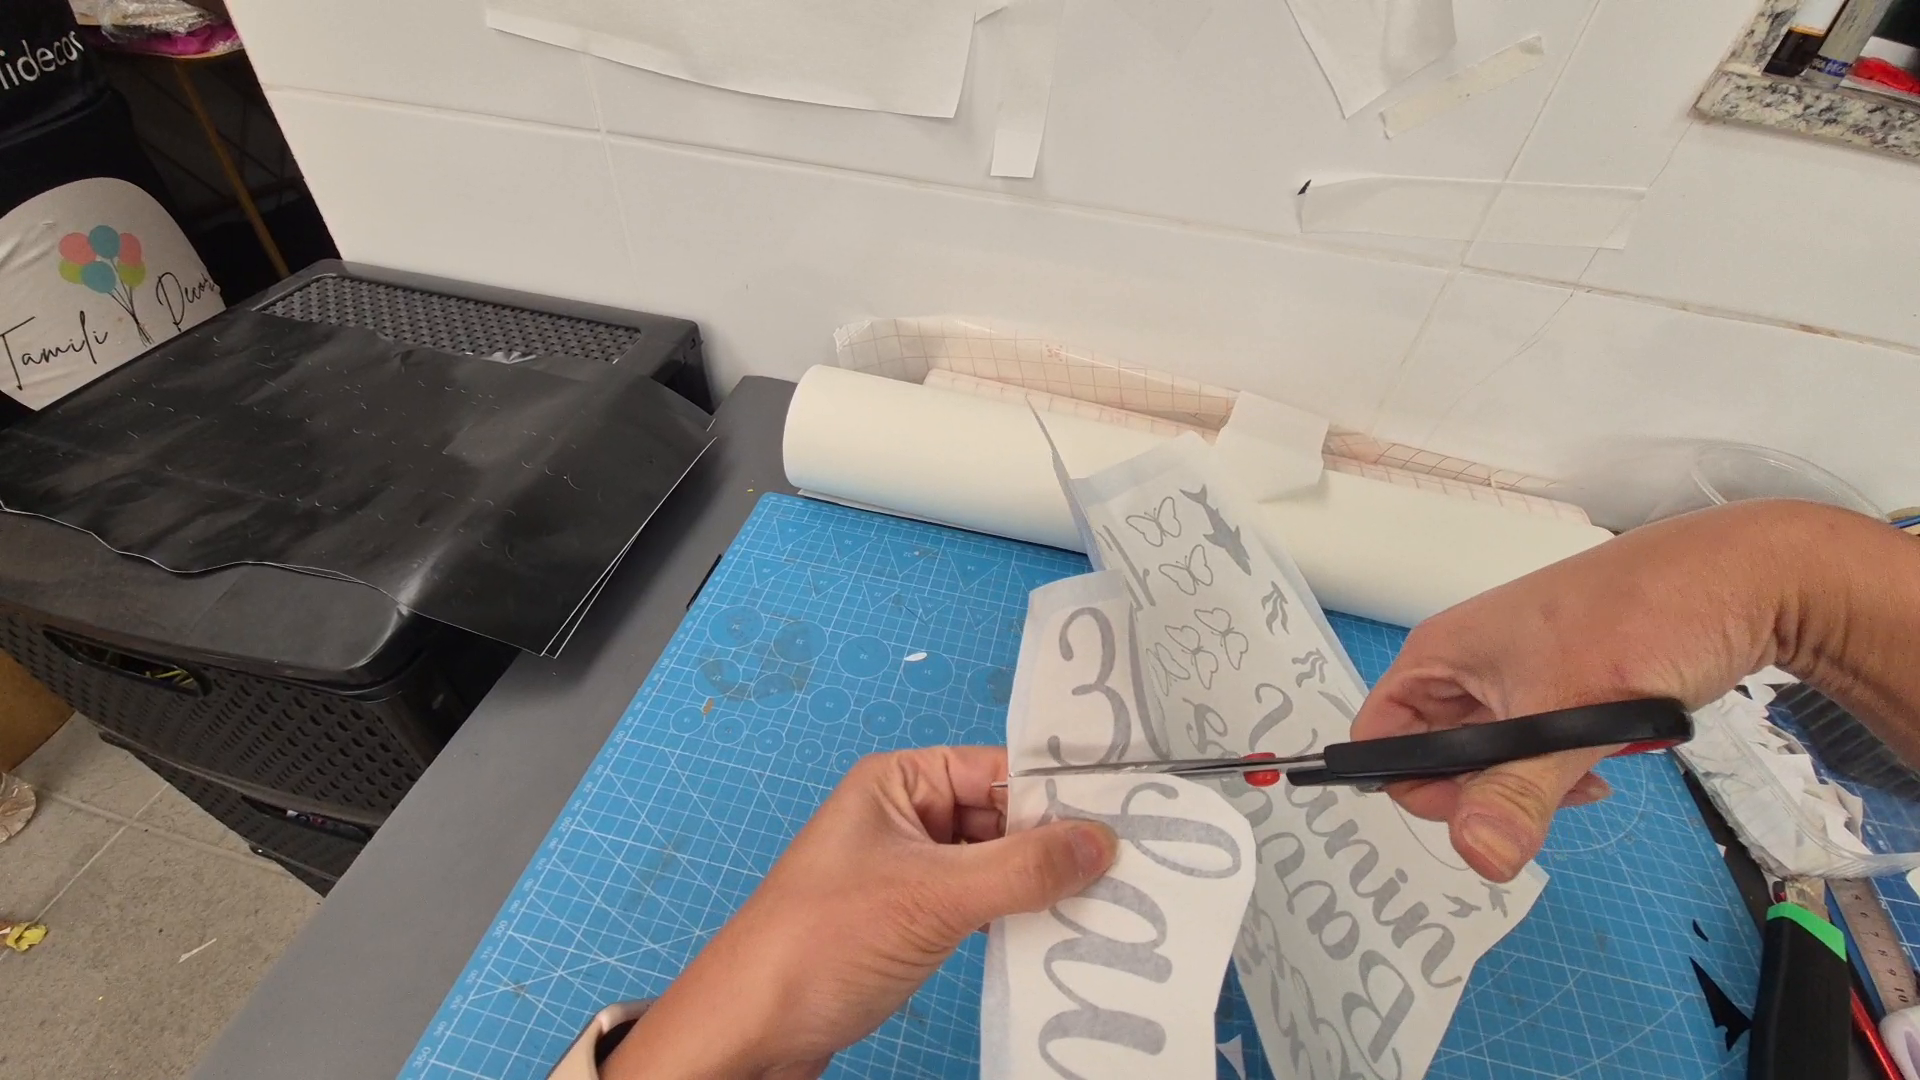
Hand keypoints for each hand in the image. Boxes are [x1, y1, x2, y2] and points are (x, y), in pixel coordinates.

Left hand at [602, 746, 1116, 1079]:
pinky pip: (976, 900)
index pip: (995, 769)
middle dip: (1051, 842)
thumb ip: (1021, 868)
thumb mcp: (933, 895)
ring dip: (1036, 882)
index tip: (1121, 814)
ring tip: (1106, 900)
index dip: (1055, 791)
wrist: (749, 1031)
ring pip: (991, 862)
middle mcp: (907, 814)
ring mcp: (909, 867)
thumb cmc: (829, 937)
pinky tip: (1057, 931)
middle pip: (998, 815)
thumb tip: (1102, 841)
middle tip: (1126, 867)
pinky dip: (1012, 913)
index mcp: (901, 780)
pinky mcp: (911, 915)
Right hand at [1350, 500, 1835, 882]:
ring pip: (1482, 751)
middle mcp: (1459, 665)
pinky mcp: (1549, 685)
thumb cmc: (1632, 623)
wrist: (1739, 576)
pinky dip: (1552, 763)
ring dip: (1522, 780)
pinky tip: (1596, 765)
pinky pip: (1525, 741)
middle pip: (1429, 748)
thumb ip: (1518, 790)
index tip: (1474, 810)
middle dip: (1477, 787)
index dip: (1408, 779)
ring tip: (1582, 779)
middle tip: (1541, 797)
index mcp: (1435, 656)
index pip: (1379, 734)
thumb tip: (1478, 860)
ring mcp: (1505, 675)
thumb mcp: (1570, 715)